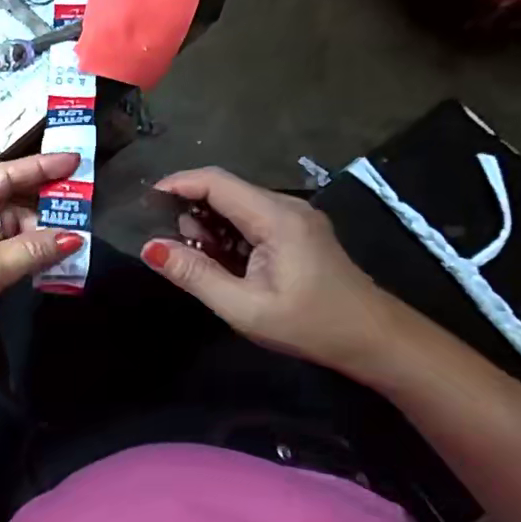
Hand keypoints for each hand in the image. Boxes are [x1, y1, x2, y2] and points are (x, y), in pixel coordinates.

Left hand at [0, 153, 84, 358]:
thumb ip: (35, 249)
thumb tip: (75, 238)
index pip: (6, 173)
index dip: (43, 167)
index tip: (75, 160)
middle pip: (9, 198)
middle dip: (43, 208)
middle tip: (80, 212)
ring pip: (8, 224)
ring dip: (35, 235)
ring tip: (68, 244)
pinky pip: (1, 244)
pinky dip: (23, 251)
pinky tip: (47, 258)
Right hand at [141, 167, 409, 381]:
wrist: (376, 340)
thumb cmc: (311, 326)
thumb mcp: (245, 308)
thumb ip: (195, 274)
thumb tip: (150, 248)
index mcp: (275, 217)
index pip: (215, 181)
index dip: (177, 184)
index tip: (144, 203)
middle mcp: (286, 205)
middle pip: (225, 189)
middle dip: (190, 209)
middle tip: (170, 245)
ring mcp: (296, 216)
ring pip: (238, 204)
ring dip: (209, 224)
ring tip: (194, 258)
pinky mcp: (298, 230)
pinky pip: (253, 218)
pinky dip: (228, 233)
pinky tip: (222, 261)